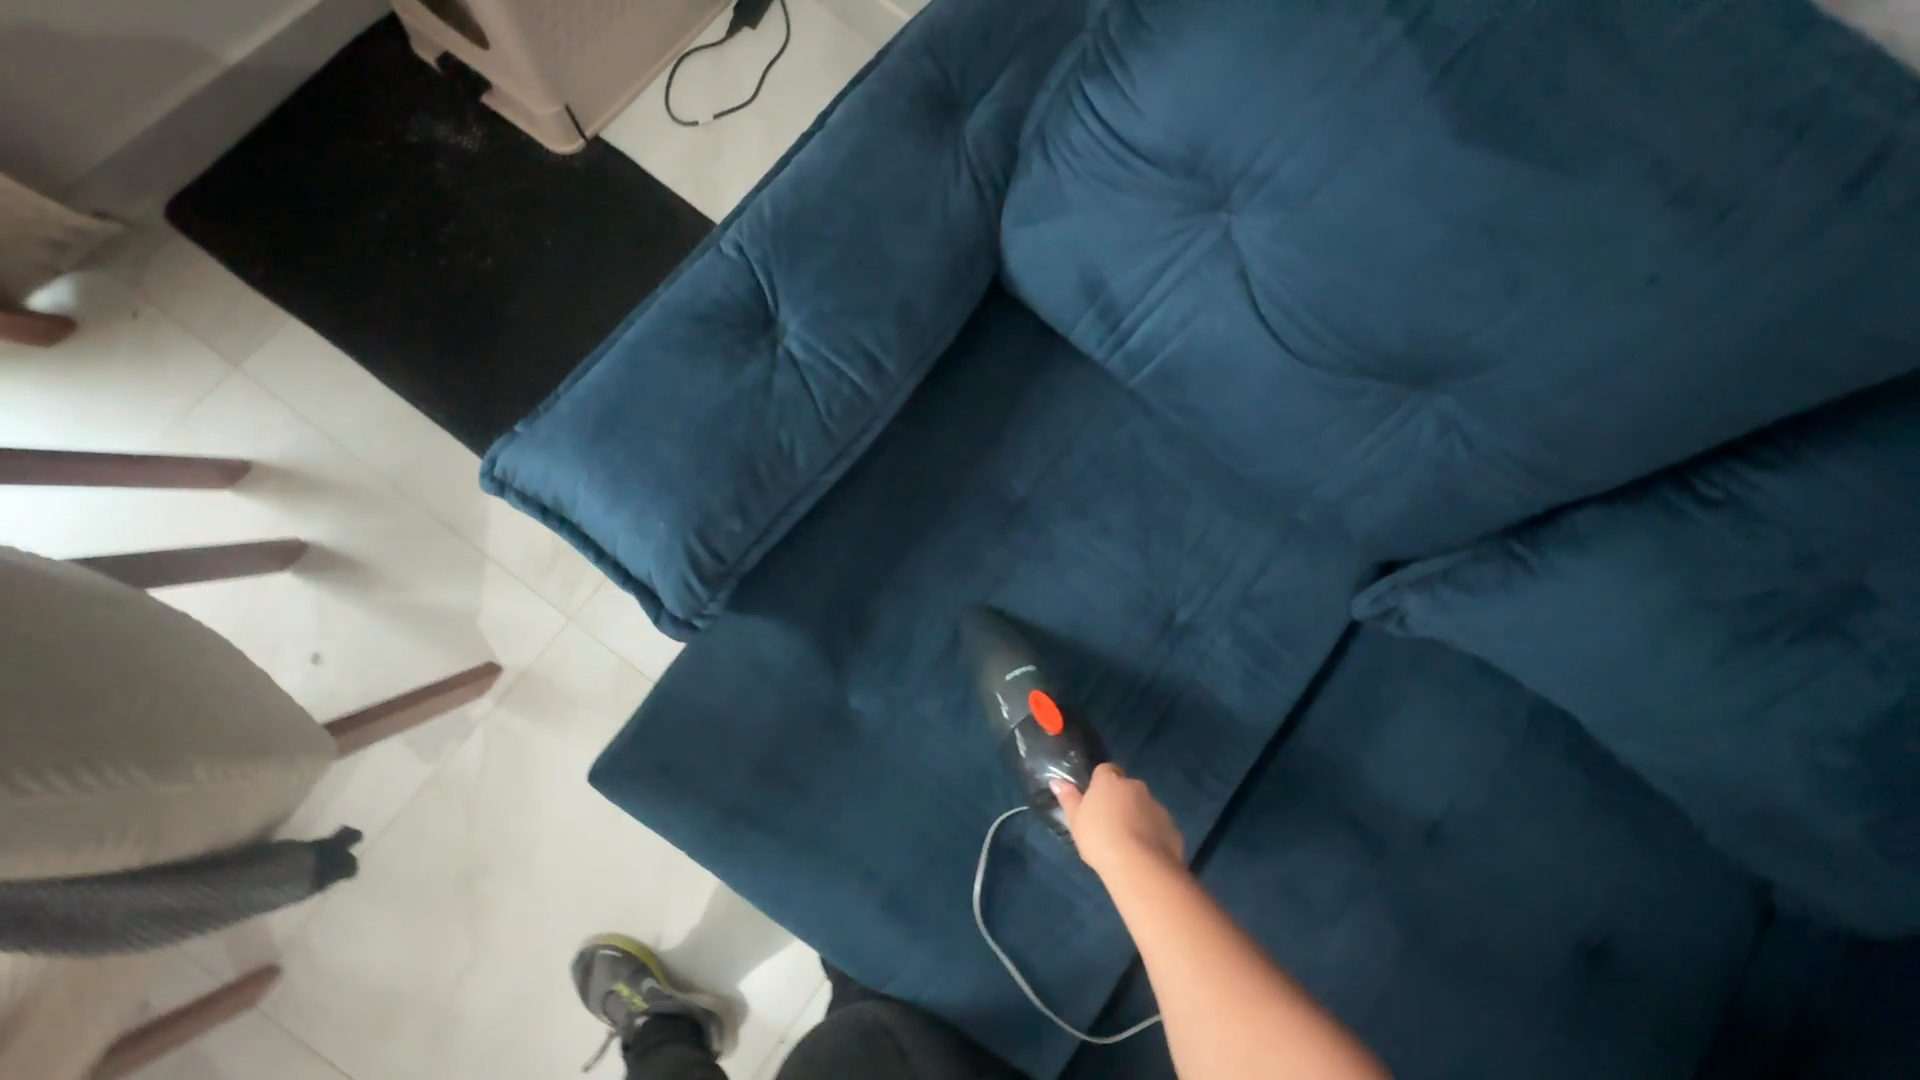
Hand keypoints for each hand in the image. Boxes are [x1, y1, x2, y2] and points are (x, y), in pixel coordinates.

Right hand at [1052, 764, 1184, 879]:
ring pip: (1144, 806)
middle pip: (1126, 788)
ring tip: (1127, 844)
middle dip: (1120, 801)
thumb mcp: (1075, 821)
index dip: (1100, 784)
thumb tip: (1057, 781)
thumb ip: (1068, 799)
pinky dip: (1152, 834)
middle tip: (1109, 825)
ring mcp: (1157, 805)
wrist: (1139, 865)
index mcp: (1110, 780)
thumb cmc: (1099, 838)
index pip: (1105, 770)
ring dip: (1137, 817)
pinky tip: (1143, 854)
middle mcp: (1136, 786)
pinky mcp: (1172, 826)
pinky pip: (1158, 826)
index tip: (1095, 802)